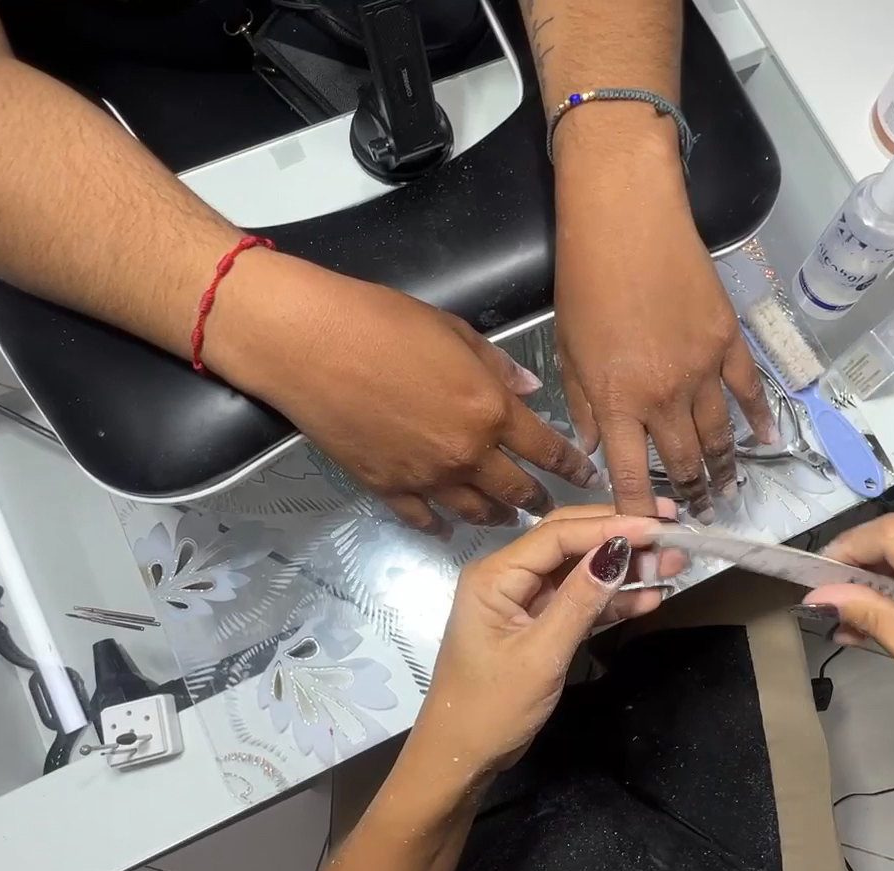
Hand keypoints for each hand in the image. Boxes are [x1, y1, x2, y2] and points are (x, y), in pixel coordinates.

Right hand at [209, 262, 599, 531]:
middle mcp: (466, 454)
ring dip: (495, 516)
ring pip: (474, 511)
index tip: (586, 475)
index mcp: (490, 411)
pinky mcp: (386, 489)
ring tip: (506, 518)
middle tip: (548, 506)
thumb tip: (529, 393)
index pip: (546, 448)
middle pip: (515, 489)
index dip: (571, 464)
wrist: (308, 343)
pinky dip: (438, 524)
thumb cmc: (383, 321)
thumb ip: (498, 368)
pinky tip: (447, 526)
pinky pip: (422, 518)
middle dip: (538, 499)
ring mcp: (426, 478)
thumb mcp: (454, 331)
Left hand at [408, 504, 686, 778]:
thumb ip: (580, 601)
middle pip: (570, 542)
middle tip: (672, 531)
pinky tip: (650, 596)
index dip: (610, 526)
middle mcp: (508, 577)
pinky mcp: (538, 623)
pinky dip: (612, 600)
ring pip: (579, 570)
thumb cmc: (491, 708)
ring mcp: (524, 600)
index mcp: (495, 575)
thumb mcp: (540, 655)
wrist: (461, 757)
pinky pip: (579, 601)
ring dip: (624, 568)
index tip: (658, 525)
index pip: (557, 534)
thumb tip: (618, 552)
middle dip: (620, 536)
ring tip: (673, 563)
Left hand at [551, 116, 773, 521]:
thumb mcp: (568, 350)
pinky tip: (764, 441)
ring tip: (727, 493)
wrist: (627, 216)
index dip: (640, 512)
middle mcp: (665, 396)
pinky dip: (759, 419)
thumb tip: (598, 448)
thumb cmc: (584, 280)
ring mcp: (704, 369)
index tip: (648, 537)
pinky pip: (749, 391)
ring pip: (719, 435)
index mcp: (619, 400)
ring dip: (723, 469)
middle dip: (691, 496)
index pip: (631, 475)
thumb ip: (586, 406)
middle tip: (699, 517)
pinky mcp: (729, 340)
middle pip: (685, 462)